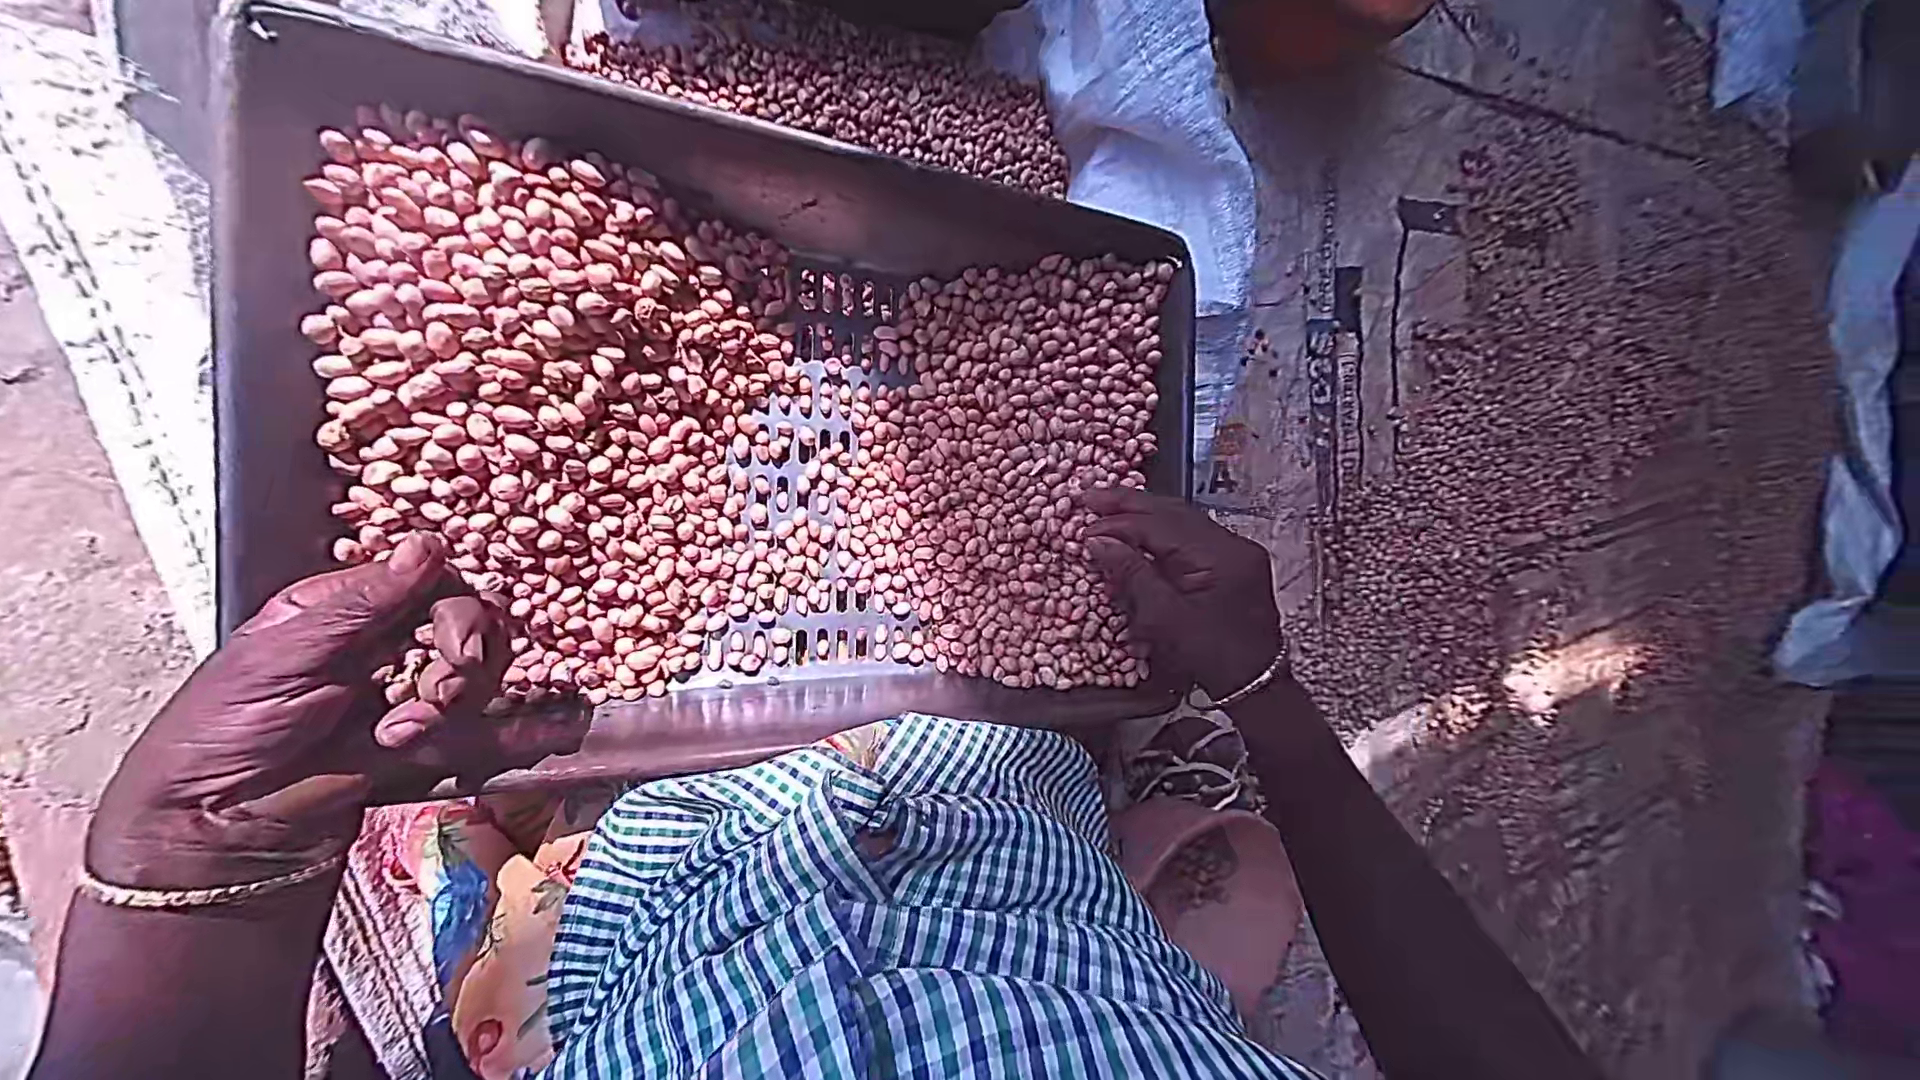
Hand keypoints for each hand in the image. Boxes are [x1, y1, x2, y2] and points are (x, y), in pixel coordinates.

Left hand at [87, 533, 518, 891]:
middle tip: (443, 685)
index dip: (455, 606)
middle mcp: (388, 632)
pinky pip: (469, 703)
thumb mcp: (283, 656)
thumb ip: (362, 602)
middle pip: (469, 617)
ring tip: (410, 719)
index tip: (454, 641)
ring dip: (454, 689)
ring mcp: (410, 674)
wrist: (223, 823)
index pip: (432, 580)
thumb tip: (426, 546)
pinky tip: (399, 736)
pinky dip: (442, 719)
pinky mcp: (425, 715)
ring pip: (479, 659)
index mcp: (347, 604)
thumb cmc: (226, 730)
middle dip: (464, 651)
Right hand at [1081, 487, 1283, 698]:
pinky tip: (1134, 530)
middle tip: (1090, 497)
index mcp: (1220, 556)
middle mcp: (1231, 544)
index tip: (1085, 530)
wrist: (1254, 684)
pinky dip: (1157, 532)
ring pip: (1180, 519)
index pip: (1160, 526)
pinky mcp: (1228, 561)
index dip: (1118, 525)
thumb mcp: (1163, 619)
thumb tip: (1097, 542)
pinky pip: (1188, 536)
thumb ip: (1131, 574)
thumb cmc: (1210, 656)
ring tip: (1106, 508)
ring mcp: (1233, 551)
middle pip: (1172, 512)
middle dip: (1128, 504)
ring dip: (1141, 514)